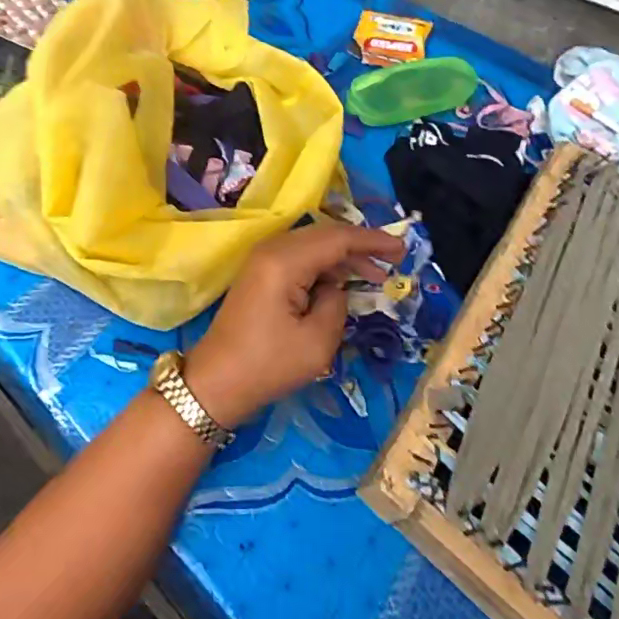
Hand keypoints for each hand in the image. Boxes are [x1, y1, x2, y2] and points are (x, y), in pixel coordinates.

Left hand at [181, 223, 405, 427]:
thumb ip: (337, 303)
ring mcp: (262, 259)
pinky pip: (299, 257)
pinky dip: (324, 265)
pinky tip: (342, 282)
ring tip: (374, 275)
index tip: (402, 249)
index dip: (372, 241)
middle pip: (324, 235)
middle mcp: (272, 249)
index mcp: (284, 261)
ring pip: (312, 245)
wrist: (215, 383)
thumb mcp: (317, 342)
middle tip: (393, 261)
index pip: (337, 238)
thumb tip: (336, 287)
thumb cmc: (268, 365)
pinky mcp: (259, 273)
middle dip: (360, 246)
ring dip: (343, 256)